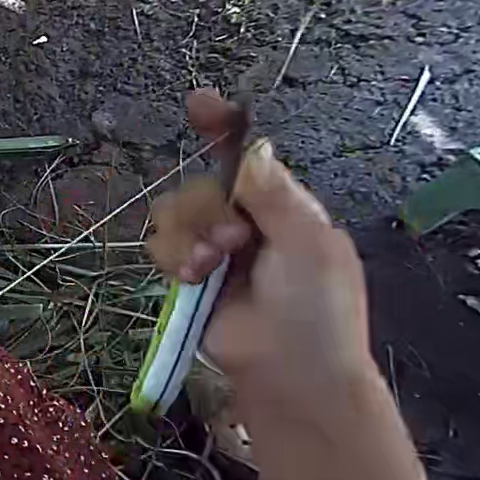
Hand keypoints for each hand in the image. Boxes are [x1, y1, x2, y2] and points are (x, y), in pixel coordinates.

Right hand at [152, 90, 424, 479]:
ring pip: (175, 212)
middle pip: (203, 184)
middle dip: (208, 209)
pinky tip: (193, 278)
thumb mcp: (309, 243)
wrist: (289, 374)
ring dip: (189, 236)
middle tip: (232, 241)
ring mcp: (214, 249)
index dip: (225, 128)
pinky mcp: (188, 275)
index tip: (199, 104)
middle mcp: (246, 222)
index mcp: (284, 207)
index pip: (250, 156)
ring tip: (211, 267)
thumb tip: (252, 148)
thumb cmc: (316, 308)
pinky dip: (173, 257)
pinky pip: (163, 244)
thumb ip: (275, 194)